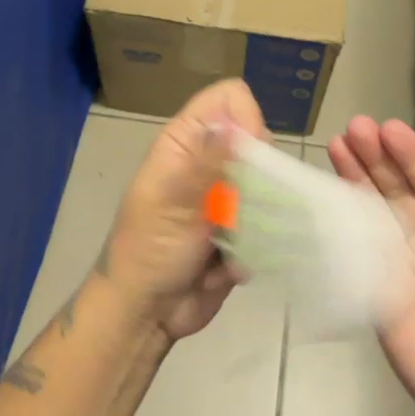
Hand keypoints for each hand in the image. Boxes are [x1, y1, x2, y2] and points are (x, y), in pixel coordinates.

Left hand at [100, 79, 269, 340]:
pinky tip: (225, 267)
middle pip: (258, 142)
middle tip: (234, 209)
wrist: (144, 316)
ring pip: (270, 186)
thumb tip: (236, 120)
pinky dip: (254, 248)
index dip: (247, 119)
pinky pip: (270, 225)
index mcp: (185, 142)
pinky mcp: (242, 229)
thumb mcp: (173, 203)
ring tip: (226, 244)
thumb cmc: (147, 251)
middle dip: (258, 179)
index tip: (251, 157)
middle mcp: (209, 161)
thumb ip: (207, 162)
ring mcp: (227, 195)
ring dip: (255, 219)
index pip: (231, 99)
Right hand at [328, 117, 414, 415]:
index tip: (388, 127)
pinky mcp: (380, 302)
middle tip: (353, 127)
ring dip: (355, 182)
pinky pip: (359, 261)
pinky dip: (341, 230)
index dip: (411, 156)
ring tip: (336, 147)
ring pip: (374, 217)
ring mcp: (402, 271)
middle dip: (376, 159)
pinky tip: (326, 202)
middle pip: (397, 192)